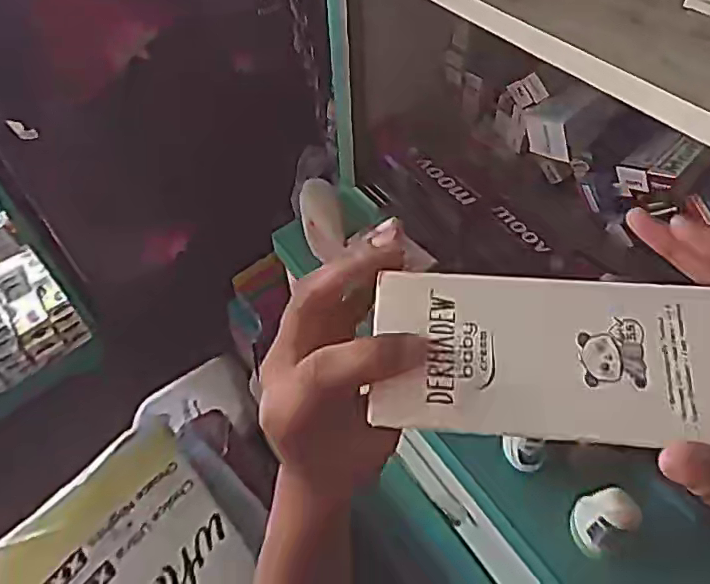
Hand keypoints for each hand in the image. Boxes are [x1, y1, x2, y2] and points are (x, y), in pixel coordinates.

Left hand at [259, 219, 425, 512]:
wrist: (311, 474)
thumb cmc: (342, 464)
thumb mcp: (372, 445)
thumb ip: (395, 399)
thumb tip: (427, 355)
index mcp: (292, 406)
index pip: (326, 366)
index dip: (376, 352)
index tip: (420, 346)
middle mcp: (282, 366)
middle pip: (308, 304)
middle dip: (351, 271)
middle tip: (396, 248)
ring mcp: (290, 342)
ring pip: (316, 286)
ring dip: (357, 258)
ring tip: (393, 237)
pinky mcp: (306, 327)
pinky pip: (330, 288)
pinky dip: (359, 267)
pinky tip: (388, 253)